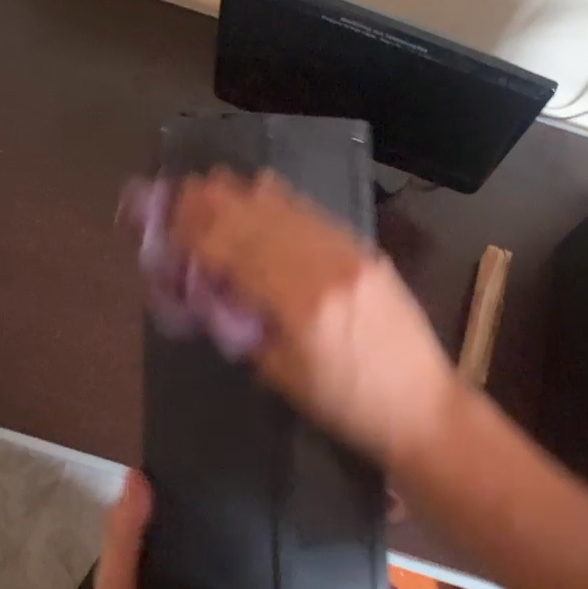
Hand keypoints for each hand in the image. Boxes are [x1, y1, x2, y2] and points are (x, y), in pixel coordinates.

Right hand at [169, 169, 460, 467]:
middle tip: (175, 193)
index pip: (236, 253)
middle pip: (258, 223)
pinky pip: (315, 215)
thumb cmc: (348, 406)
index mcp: (301, 303)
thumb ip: (245, 329)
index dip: (195, 235)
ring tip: (208, 182)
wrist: (423, 406)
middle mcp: (326, 266)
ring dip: (243, 196)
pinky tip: (262, 188)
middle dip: (211, 206)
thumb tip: (211, 294)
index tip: (164, 224)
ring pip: (286, 212)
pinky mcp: (365, 251)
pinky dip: (282, 200)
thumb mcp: (283, 376)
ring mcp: (350, 253)